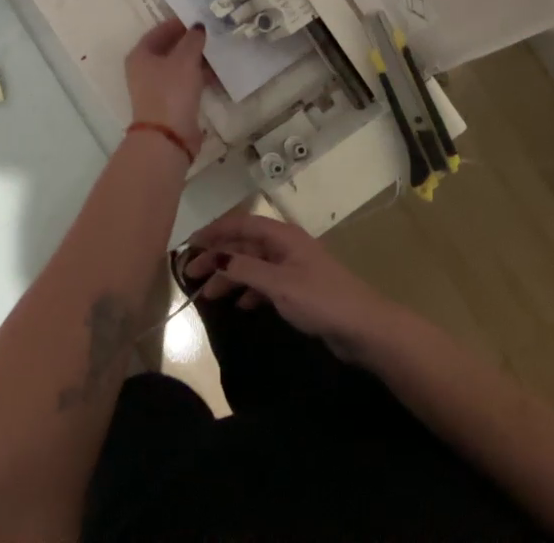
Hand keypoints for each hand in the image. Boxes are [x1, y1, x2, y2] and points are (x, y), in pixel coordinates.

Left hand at [124, 18, 207, 152]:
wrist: (168, 136)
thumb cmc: (171, 90)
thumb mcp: (184, 59)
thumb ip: (193, 39)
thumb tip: (198, 27)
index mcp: (141, 55)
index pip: (160, 31)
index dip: (179, 23)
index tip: (199, 17)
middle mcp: (145, 70)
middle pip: (169, 49)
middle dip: (190, 42)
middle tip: (213, 33)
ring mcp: (157, 88)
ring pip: (179, 67)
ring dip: (197, 60)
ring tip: (219, 51)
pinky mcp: (171, 103)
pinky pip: (186, 83)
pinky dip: (199, 77)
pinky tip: (217, 73)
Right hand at [183, 210, 406, 360]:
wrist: (364, 329)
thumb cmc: (320, 300)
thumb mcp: (278, 284)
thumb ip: (244, 268)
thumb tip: (215, 257)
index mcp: (282, 236)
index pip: (241, 224)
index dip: (214, 232)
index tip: (189, 245)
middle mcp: (286, 246)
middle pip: (244, 245)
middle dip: (218, 257)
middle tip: (191, 275)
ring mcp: (294, 268)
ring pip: (253, 265)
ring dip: (230, 276)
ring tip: (209, 295)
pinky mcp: (299, 290)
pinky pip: (265, 284)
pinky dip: (249, 291)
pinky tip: (239, 305)